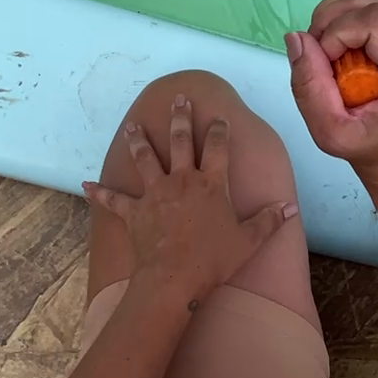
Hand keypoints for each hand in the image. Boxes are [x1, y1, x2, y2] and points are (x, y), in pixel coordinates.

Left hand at [83, 95, 295, 298]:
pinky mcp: (134, 212)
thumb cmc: (214, 259)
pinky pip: (114, 199)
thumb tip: (292, 208)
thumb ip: (270, 220)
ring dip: (139, 141)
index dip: (220, 130)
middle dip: (181, 119)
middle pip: (181, 142)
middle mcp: (182, 181)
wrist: (174, 278)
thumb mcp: (249, 240)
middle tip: (178, 99)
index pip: (218, 148)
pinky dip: (99, 192)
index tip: (220, 117)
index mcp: (211, 184)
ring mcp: (155, 194)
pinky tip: (85, 184)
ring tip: (133, 126)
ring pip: (145, 159)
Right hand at [286, 0, 377, 182]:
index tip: (322, 61)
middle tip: (316, 51)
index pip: (375, 22)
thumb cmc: (366, 142)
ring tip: (321, 38)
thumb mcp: (330, 132)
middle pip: (371, 0)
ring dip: (334, 6)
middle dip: (330, 18)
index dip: (336, 33)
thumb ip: (311, 88)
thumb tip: (298, 37)